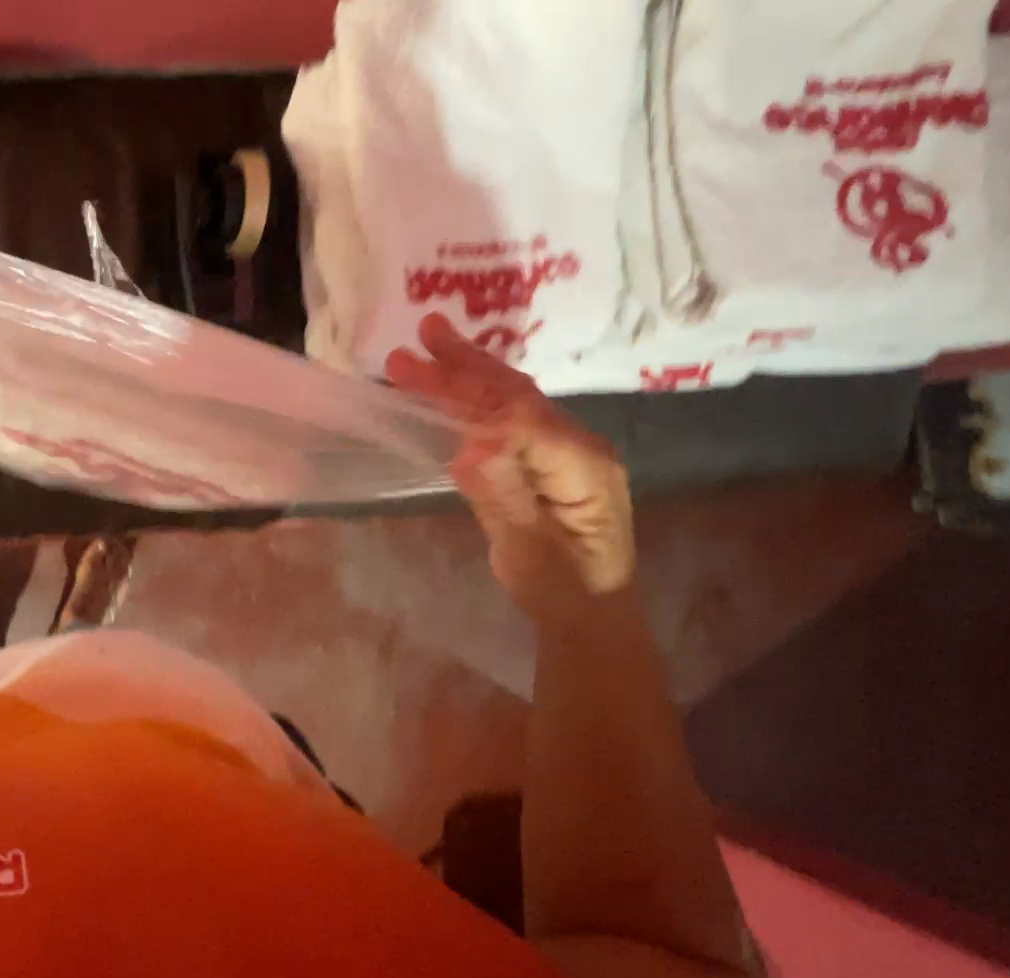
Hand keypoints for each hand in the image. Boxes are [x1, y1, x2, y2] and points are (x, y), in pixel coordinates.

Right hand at [386, 314, 635, 622]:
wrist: (592, 613)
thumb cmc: (561, 589)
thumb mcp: (529, 551)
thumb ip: (502, 495)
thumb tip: (470, 445)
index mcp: (580, 464)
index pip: (518, 414)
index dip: (467, 391)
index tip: (417, 373)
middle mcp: (576, 445)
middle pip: (516, 394)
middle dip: (466, 364)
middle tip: (422, 332)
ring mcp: (564, 450)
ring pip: (513, 399)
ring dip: (471, 370)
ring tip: (432, 340)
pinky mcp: (548, 460)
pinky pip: (511, 417)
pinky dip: (479, 394)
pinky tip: (458, 381)